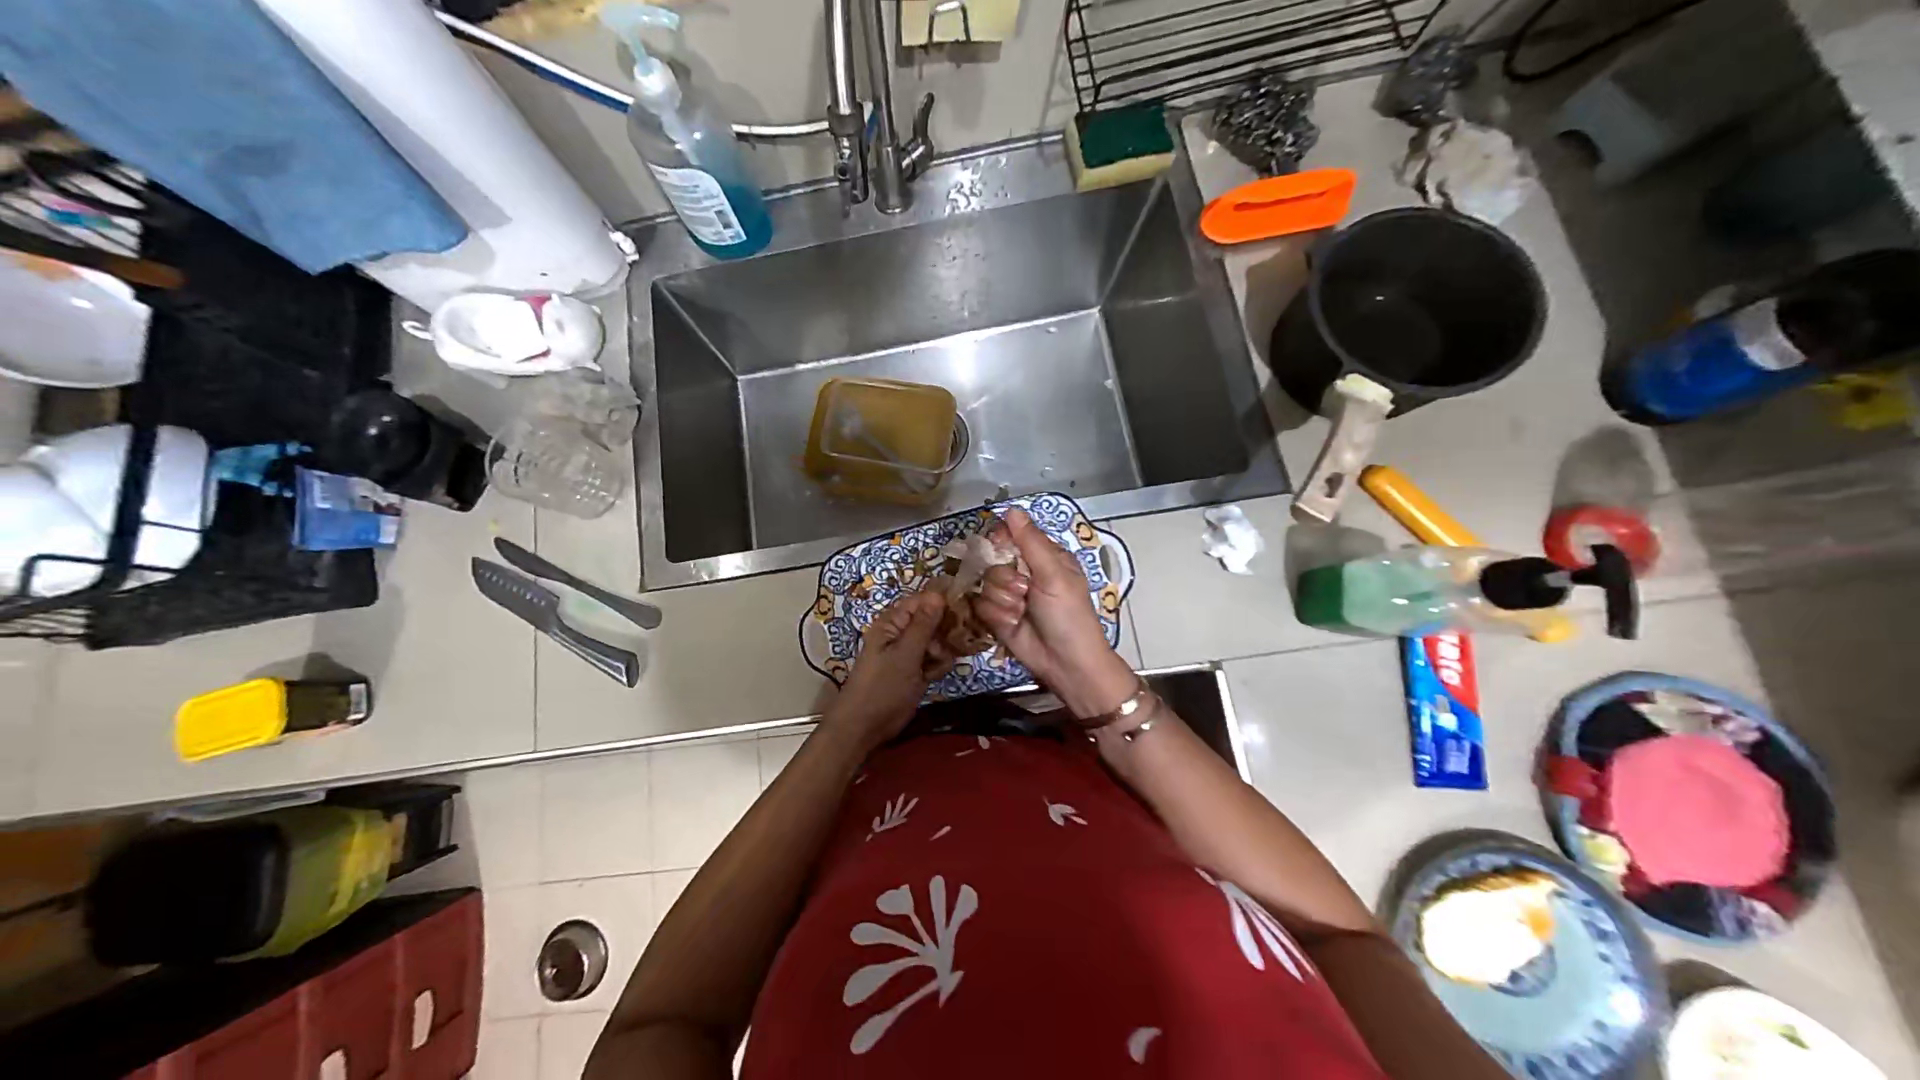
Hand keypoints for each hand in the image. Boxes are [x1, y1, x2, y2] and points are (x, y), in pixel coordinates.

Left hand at [823, 590, 949, 752]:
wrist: (866, 726)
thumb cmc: (882, 686)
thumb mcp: (906, 653)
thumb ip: (923, 624)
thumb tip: (938, 593)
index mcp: (892, 623)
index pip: (921, 601)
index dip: (942, 601)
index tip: (966, 606)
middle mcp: (901, 633)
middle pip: (932, 620)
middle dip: (945, 629)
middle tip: (957, 639)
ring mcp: (909, 653)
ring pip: (936, 641)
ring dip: (943, 650)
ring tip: (937, 664)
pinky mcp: (915, 671)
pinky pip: (934, 660)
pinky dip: (938, 666)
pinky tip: (934, 676)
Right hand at [973, 508, 1137, 719]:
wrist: (1066, 663)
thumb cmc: (1069, 615)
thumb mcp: (1054, 574)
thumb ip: (1031, 542)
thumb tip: (1012, 510)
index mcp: (1043, 557)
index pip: (1011, 536)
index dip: (1001, 540)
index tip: (1000, 547)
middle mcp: (1023, 573)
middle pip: (992, 560)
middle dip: (1005, 578)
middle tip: (1024, 591)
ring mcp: (1008, 596)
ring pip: (985, 584)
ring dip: (1003, 600)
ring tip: (1022, 613)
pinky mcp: (997, 617)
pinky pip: (981, 606)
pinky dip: (997, 616)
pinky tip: (1013, 624)